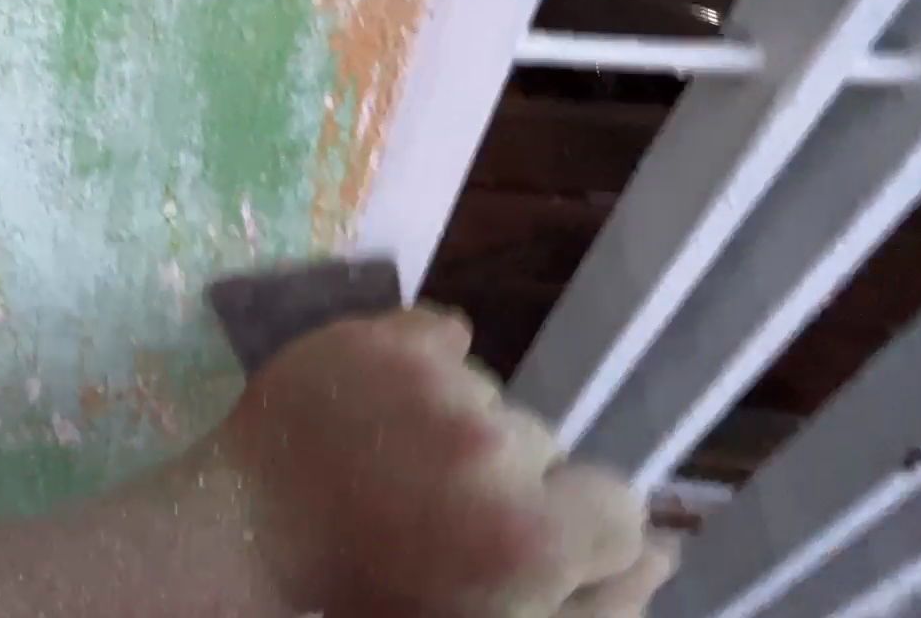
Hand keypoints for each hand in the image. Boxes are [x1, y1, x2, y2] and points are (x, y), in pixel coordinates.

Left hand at [214, 308, 676, 616]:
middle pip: (541, 440)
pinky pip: (440, 330)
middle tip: (434, 492)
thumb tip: (667, 550)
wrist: (253, 520)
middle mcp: (488, 443)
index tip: (512, 524)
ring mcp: (424, 379)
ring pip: (485, 388)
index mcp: (529, 533)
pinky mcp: (372, 335)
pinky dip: (428, 353)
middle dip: (504, 468)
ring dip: (456, 413)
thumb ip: (598, 603)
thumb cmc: (370, 588)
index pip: (616, 502)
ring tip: (396, 447)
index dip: (568, 519)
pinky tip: (395, 389)